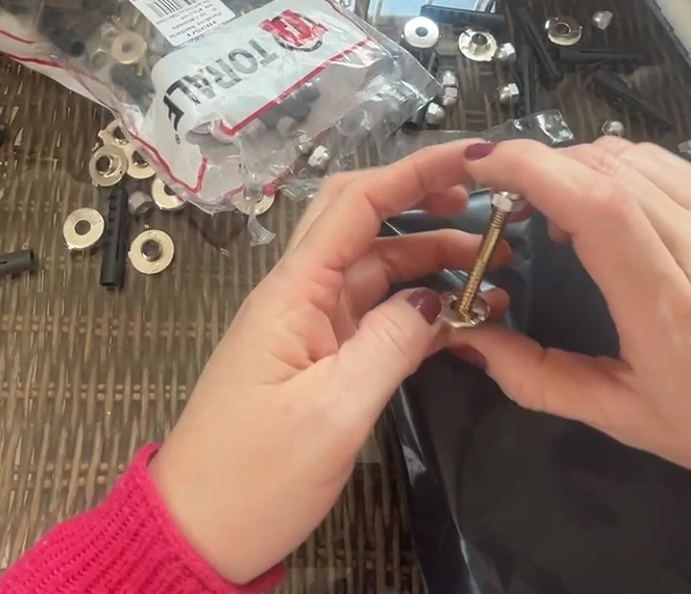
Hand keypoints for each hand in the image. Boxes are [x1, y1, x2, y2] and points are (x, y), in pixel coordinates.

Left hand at [149, 142, 508, 582]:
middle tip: (482, 204)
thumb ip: (390, 346)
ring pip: (374, 265)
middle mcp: (299, 291)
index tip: (472, 158)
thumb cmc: (256, 475)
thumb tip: (436, 300)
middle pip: (360, 219)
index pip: (356, 203)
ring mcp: (309, 321)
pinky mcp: (319, 352)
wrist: (198, 531)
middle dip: (420, 198)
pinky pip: (373, 311)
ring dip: (428, 258)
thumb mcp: (333, 412)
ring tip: (493, 268)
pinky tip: (459, 315)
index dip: (414, 171)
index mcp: (293, 290)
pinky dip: (415, 306)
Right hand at [453, 137, 690, 538]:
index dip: (527, 165)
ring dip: (575, 165)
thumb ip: (537, 379)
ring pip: (632, 154)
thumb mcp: (631, 420)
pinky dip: (616, 170)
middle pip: (604, 165)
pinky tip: (606, 208)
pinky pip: (666, 164)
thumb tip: (466, 339)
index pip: (595, 201)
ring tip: (553, 207)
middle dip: (538, 165)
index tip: (480, 164)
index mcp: (676, 307)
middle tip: (507, 199)